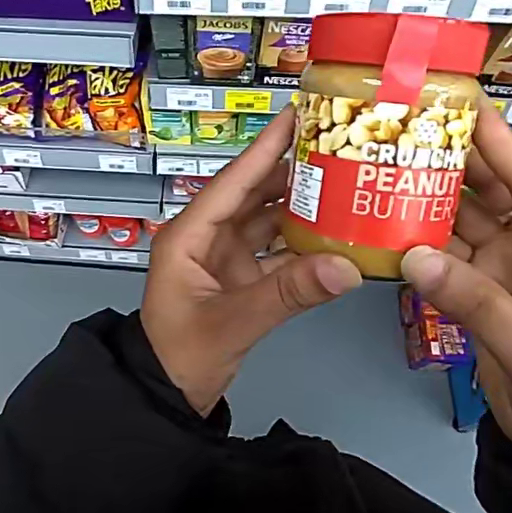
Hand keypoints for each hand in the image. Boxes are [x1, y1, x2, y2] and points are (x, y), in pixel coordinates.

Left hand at [142, 107, 361, 415]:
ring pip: (266, 221)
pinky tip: (332, 237)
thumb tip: (346, 268)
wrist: (165, 396)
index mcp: (189, 235)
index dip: (266, 147)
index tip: (295, 116)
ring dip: (299, 206)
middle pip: (252, 194)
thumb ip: (288, 294)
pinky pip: (276, 252)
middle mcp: (207, 238)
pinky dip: (302, 246)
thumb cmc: (179, 355)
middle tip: (334, 147)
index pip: (233, 180)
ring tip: (341, 183)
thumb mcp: (232, 322)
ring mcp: (224, 258)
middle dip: (290, 171)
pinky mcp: (240, 280)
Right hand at [399, 106, 511, 477]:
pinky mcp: (488, 287)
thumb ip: (477, 304)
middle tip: (418, 127)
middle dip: (464, 160)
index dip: (505, 147)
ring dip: (437, 194)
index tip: (470, 108)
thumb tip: (413, 256)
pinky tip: (393, 219)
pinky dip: (424, 238)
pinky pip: (451, 253)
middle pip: (502, 193)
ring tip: (396, 162)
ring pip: (471, 218)